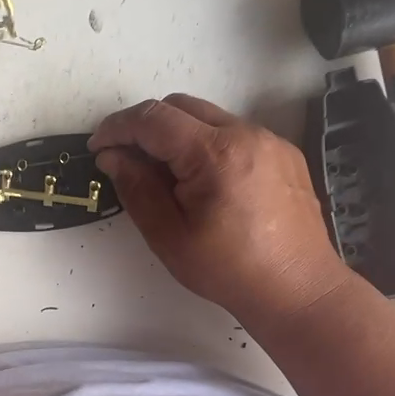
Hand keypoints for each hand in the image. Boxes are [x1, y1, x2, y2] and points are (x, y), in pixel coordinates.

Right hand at [90, 93, 349, 325]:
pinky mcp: (282, 153)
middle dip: (144, 127)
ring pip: (207, 117)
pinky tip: (200, 183)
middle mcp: (247, 134)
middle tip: (125, 160)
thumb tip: (112, 156)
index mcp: (216, 154)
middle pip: (180, 107)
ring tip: (163, 176)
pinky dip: (205, 146)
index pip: (154, 119)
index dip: (117, 127)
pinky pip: (233, 134)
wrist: (297, 289)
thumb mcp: (168, 235)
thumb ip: (136, 188)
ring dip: (175, 136)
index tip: (97, 147)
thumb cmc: (229, 270)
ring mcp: (270, 141)